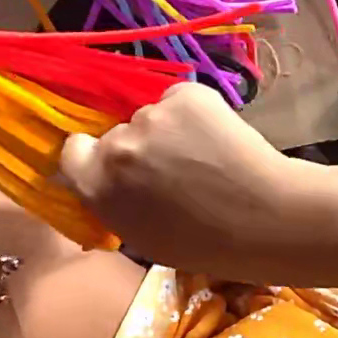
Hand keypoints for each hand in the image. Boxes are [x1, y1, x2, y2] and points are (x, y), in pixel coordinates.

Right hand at [57, 83, 317, 277]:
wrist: (264, 219)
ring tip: (205, 156)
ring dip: (170, 129)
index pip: (73, 151)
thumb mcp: (141, 236)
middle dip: (139, 146)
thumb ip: (114, 202)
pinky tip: (219, 137)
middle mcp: (117, 146)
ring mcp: (152, 116)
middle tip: (174, 166)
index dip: (94, 154)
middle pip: (119, 133)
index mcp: (97, 186)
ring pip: (153, 116)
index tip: (117, 162)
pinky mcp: (186, 95)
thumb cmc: (205, 243)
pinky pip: (181, 98)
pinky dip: (196, 112)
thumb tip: (108, 181)